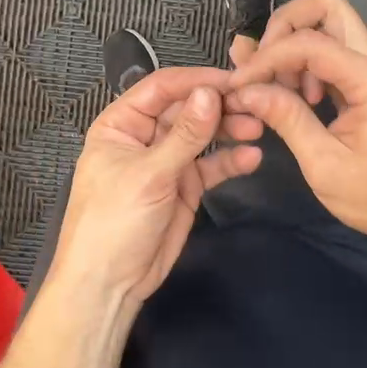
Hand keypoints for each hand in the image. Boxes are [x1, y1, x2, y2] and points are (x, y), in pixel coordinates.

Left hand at [50, 68, 262, 304]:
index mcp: (121, 123)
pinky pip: (211, 165)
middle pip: (187, 108)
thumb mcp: (149, 175)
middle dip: (219, 106)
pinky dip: (231, 160)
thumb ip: (185, 135)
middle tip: (253, 104)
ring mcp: (167, 161)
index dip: (196, 80)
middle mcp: (145, 136)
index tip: (232, 80)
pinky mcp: (185, 186)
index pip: (161, 88)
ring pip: (203, 134)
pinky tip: (252, 158)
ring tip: (257, 128)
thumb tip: (210, 92)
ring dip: (229, 129)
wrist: (108, 287)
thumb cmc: (113, 223)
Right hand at [227, 0, 366, 245]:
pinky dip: (304, 59)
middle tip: (265, 65)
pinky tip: (297, 97)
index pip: (309, 43)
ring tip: (282, 89)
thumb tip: (246, 90)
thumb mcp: (324, 165)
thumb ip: (287, 120)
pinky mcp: (364, 77)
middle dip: (286, 24)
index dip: (268, 57)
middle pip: (327, 5)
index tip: (240, 84)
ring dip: (295, 43)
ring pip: (327, 20)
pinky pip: (330, 46)